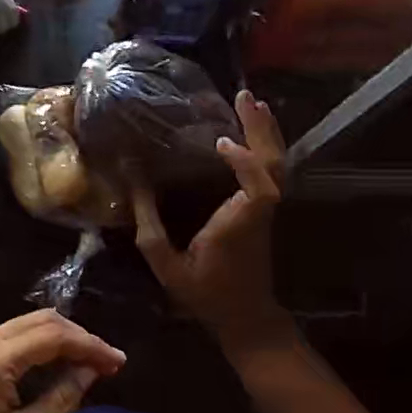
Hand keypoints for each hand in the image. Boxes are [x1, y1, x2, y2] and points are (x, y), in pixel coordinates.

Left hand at [0, 310, 124, 412]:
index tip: (119, 362)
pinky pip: (21, 333)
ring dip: (66, 338)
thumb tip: (91, 370)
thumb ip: (62, 398)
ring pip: (33, 323)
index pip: (54, 336)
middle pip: (44, 320)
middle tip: (110, 362)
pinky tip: (66, 361)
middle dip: (81, 337)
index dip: (90, 345)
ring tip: (95, 362)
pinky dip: (48, 342)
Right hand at [131, 90, 286, 335]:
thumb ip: (148, 224)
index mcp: (239, 225)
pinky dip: (265, 146)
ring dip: (266, 132)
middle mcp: (259, 212)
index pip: (260, 188)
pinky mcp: (264, 210)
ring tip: (250, 102)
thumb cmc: (205, 294)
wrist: (246, 316)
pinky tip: (250, 132)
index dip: (247, 161)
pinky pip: (272, 172)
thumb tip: (132, 181)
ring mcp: (266, 210)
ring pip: (279, 165)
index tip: (221, 141)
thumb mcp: (166, 265)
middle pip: (275, 165)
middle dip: (261, 128)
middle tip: (243, 96)